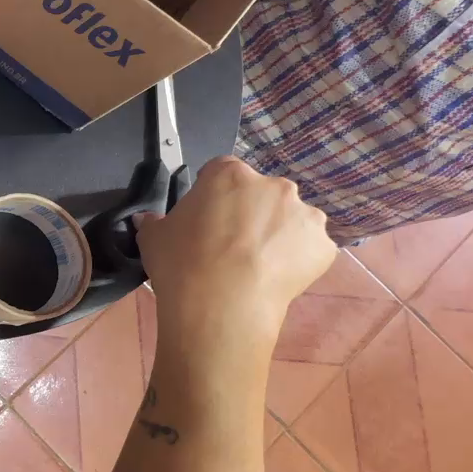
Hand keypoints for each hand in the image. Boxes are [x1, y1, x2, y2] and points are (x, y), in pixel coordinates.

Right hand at [136, 157, 334, 345]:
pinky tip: (269, 275)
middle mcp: (275, 187)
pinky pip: (305, 245)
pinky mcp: (324, 245)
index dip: (211, 191)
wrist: (222, 302)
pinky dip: (291, 256)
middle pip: (260, 192)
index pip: (221, 170)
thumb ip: (155, 222)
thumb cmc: (180, 260)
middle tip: (226, 239)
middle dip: (247, 209)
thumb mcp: (152, 238)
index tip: (202, 212)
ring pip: (288, 217)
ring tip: (251, 261)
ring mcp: (306, 215)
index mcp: (229, 176)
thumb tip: (148, 219)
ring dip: (274, 231)